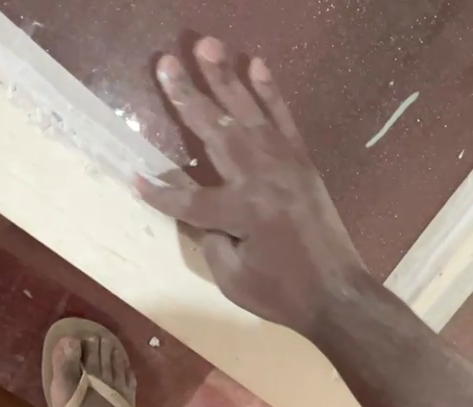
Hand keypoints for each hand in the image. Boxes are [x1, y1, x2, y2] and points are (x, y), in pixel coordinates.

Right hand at [139, 38, 370, 334]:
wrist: (336, 294)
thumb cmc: (281, 295)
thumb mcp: (233, 281)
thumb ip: (212, 242)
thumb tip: (205, 215)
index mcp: (241, 211)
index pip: (190, 198)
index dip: (162, 194)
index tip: (136, 180)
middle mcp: (262, 178)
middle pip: (217, 132)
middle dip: (188, 97)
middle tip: (165, 62)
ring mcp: (285, 166)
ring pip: (249, 113)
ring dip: (225, 78)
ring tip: (206, 45)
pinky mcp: (302, 164)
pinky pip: (283, 120)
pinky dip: (269, 92)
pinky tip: (256, 65)